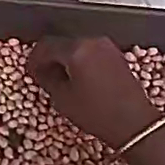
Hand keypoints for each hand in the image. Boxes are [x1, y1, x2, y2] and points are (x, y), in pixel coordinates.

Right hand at [27, 36, 161, 147]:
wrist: (135, 123)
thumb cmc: (97, 113)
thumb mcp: (64, 99)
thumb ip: (48, 79)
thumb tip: (41, 70)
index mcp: (76, 49)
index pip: (46, 46)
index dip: (34, 58)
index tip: (30, 70)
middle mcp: (92, 42)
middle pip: (63, 44)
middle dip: (50, 58)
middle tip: (41, 74)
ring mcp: (107, 48)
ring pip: (78, 47)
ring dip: (66, 59)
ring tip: (59, 79)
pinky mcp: (117, 56)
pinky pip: (91, 53)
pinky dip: (81, 61)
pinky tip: (78, 78)